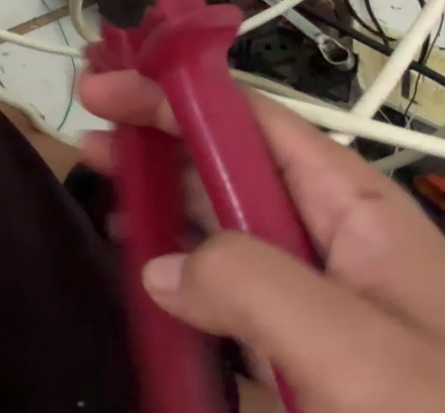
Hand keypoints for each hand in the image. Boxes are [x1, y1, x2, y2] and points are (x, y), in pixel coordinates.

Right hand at [78, 72, 444, 412]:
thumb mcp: (358, 352)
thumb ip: (251, 285)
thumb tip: (159, 264)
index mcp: (355, 209)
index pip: (251, 121)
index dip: (174, 92)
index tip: (101, 85)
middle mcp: (335, 241)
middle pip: (229, 166)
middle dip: (157, 139)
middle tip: (86, 134)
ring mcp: (323, 304)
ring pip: (225, 229)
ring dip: (162, 204)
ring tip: (101, 192)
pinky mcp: (311, 360)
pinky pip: (233, 299)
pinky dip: (183, 278)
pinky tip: (146, 280)